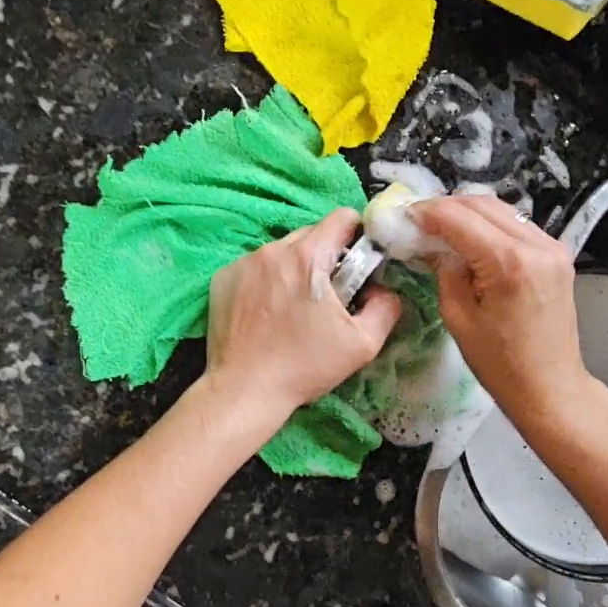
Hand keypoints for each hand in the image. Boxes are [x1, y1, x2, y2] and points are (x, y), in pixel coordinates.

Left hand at [205, 208, 401, 416]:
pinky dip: (265, 281)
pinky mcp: (222, 279)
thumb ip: (385, 307)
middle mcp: (272, 251)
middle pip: (310, 234)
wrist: (244, 388)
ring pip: (280, 251)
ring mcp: (243, 263)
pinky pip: (253, 267)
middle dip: (325, 256)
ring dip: (293, 268)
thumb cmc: (304, 366)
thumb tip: (384, 289)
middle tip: (328, 293)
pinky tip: (266, 312)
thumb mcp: (362, 344)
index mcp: (307, 257)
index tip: (358, 262)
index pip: (341, 218)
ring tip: (294, 306)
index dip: (357, 235)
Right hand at [412, 196, 607, 430]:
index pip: (457, 217)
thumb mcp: (457, 316)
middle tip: (416, 221)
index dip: (425, 213)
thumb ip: (444, 270)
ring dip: (466, 211)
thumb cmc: (498, 362)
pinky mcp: (556, 253)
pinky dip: (488, 223)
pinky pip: (515, 224)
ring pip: (500, 208)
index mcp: (508, 263)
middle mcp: (535, 245)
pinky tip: (469, 238)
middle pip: (481, 203)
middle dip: (444, 207)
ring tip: (439, 227)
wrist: (550, 386)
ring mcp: (551, 247)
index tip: (402, 218)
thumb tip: (429, 243)